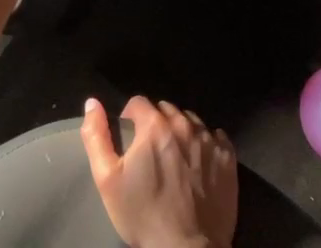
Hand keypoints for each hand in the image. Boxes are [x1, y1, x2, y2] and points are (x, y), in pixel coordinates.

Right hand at [81, 96, 237, 247]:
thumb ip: (96, 136)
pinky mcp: (228, 158)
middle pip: (165, 110)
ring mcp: (210, 141)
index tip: (130, 143)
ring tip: (174, 160)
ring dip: (180, 133)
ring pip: (190, 121)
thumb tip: (92, 103)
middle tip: (151, 155)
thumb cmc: (143, 216)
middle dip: (156, 125)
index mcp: (155, 126)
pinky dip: (205, 144)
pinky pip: (215, 137)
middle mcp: (184, 125)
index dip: (130, 120)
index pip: (138, 103)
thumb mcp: (107, 179)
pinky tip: (198, 164)